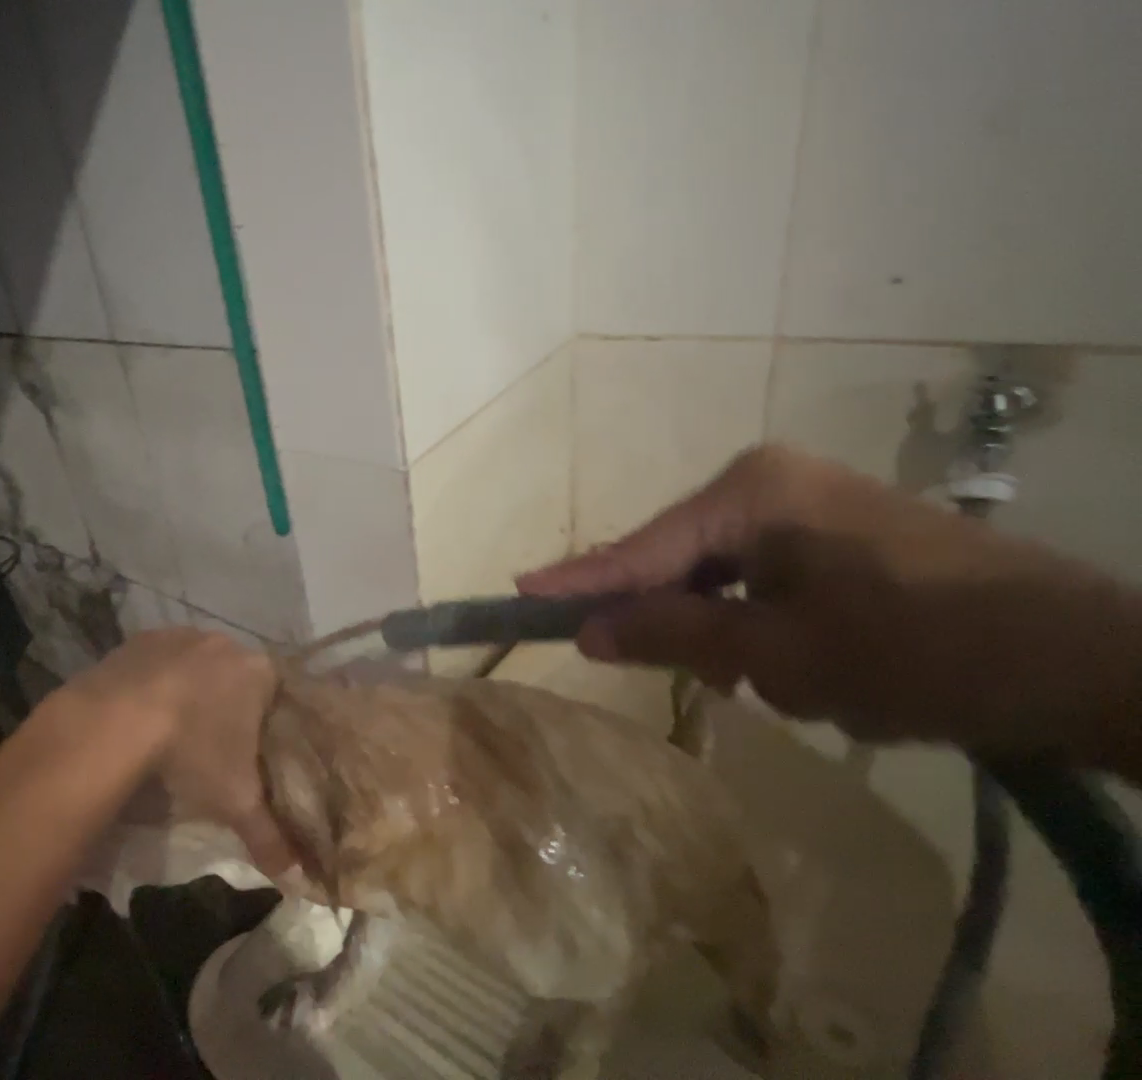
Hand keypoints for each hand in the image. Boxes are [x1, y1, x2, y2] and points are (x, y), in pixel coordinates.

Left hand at [47, 628, 294, 872]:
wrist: (117, 719)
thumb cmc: (192, 751)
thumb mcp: (235, 801)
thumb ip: (270, 836)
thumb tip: (298, 880)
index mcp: (259, 672)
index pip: (277, 694)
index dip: (267, 722)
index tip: (253, 750)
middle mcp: (224, 643)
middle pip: (236, 675)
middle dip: (228, 705)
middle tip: (215, 744)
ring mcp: (180, 635)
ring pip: (196, 664)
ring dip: (191, 689)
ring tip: (177, 728)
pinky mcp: (140, 638)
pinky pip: (158, 660)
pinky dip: (156, 680)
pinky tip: (145, 712)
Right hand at [519, 445, 1141, 762]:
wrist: (1087, 663)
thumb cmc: (915, 651)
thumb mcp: (776, 654)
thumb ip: (671, 634)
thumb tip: (587, 630)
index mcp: (750, 493)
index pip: (640, 549)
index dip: (579, 581)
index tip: (514, 594)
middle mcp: (772, 484)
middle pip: (679, 561)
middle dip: (681, 622)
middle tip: (701, 678)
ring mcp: (811, 505)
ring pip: (723, 579)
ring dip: (734, 634)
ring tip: (789, 684)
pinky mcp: (843, 535)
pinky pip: (765, 582)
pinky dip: (769, 628)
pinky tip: (814, 668)